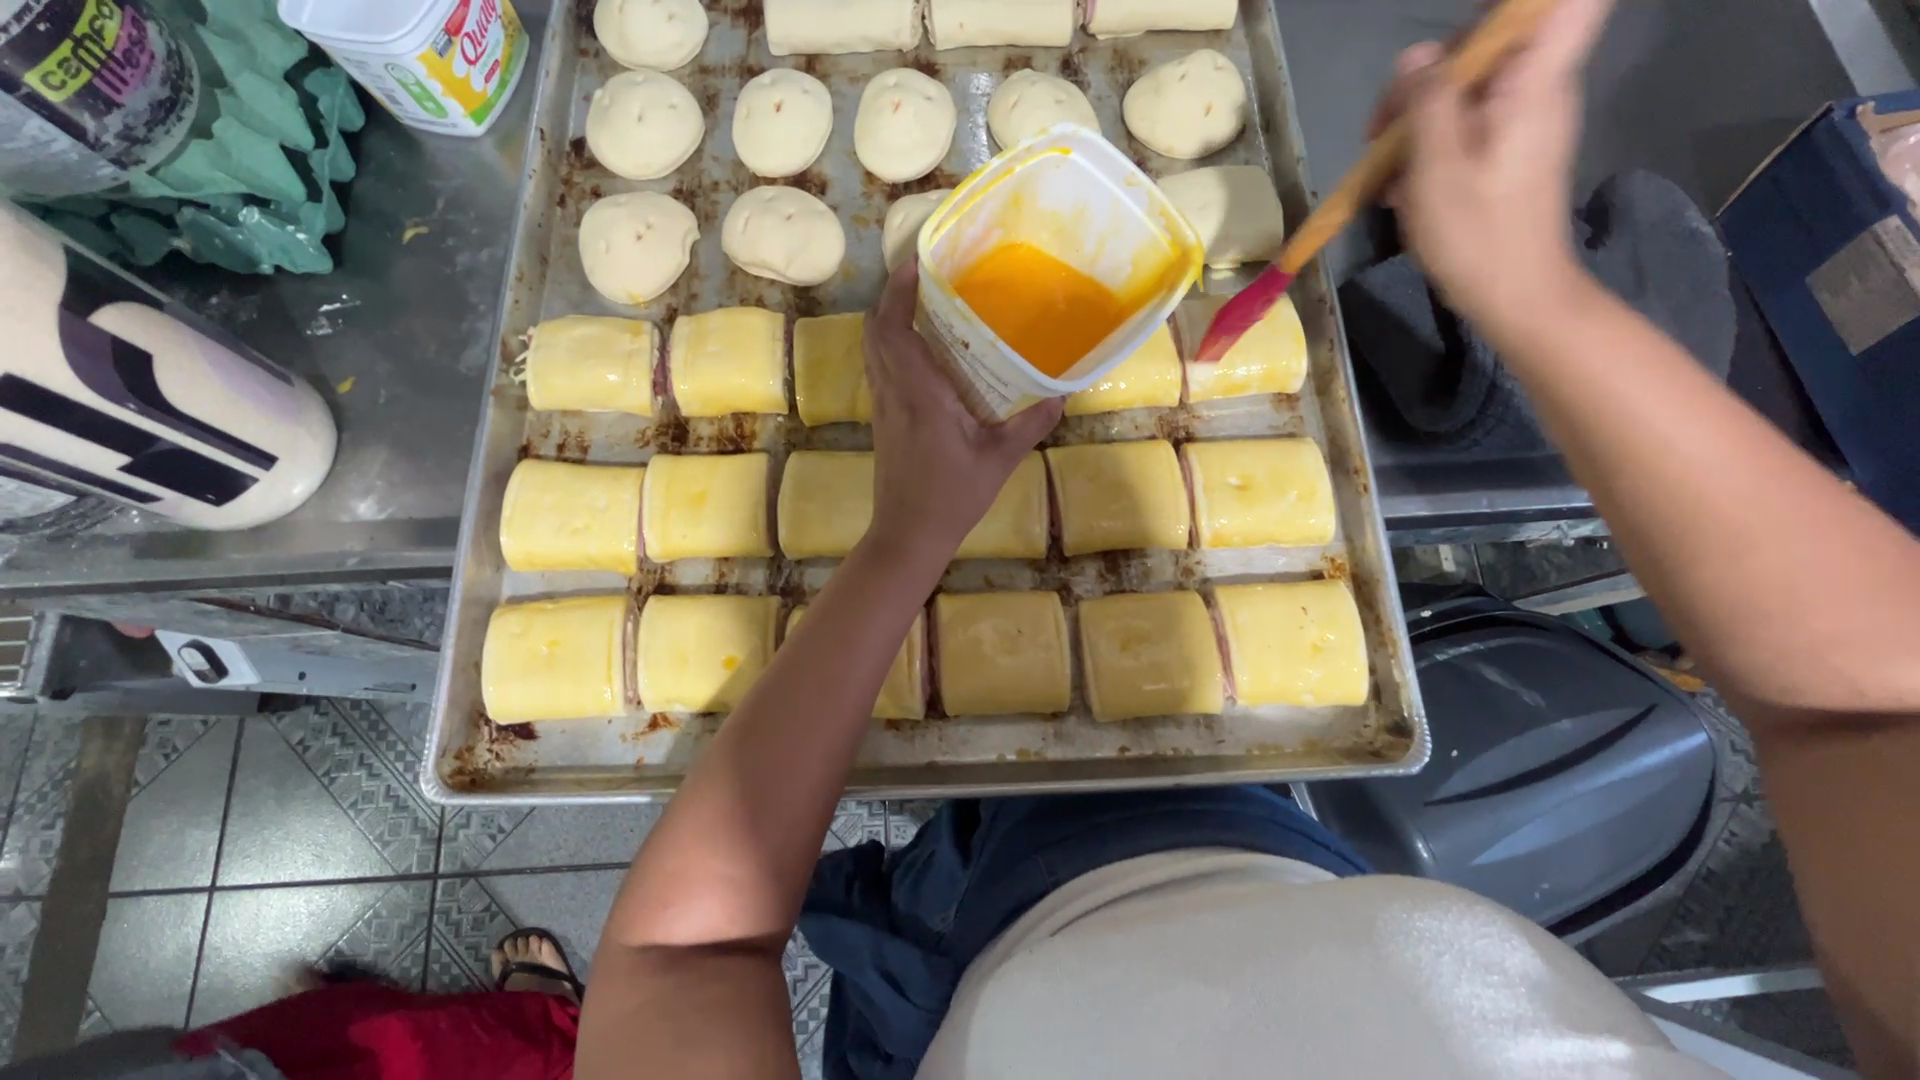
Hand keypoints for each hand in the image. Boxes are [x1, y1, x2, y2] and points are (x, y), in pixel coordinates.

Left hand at [863, 259, 1062, 559]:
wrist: (907, 534)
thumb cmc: (952, 497)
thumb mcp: (999, 460)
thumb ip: (1029, 424)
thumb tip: (1061, 395)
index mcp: (919, 394)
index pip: (894, 329)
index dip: (899, 291)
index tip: (916, 261)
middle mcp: (892, 392)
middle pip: (875, 331)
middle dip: (892, 297)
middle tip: (924, 277)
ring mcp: (882, 407)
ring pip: (873, 350)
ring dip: (890, 320)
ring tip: (923, 304)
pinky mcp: (882, 420)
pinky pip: (880, 369)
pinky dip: (892, 346)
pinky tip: (922, 352)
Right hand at [1372, 0, 1613, 333]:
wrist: (1515, 295)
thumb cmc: (1477, 234)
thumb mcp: (1437, 168)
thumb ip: (1427, 102)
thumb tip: (1417, 56)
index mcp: (1534, 83)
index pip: (1566, 1)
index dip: (1516, 4)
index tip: (1469, 22)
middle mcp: (1538, 90)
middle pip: (1491, 43)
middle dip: (1431, 72)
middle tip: (1384, 123)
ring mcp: (1523, 121)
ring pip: (1469, 87)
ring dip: (1419, 116)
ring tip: (1384, 165)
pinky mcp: (1508, 150)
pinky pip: (1467, 123)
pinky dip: (1430, 143)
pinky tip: (1401, 183)